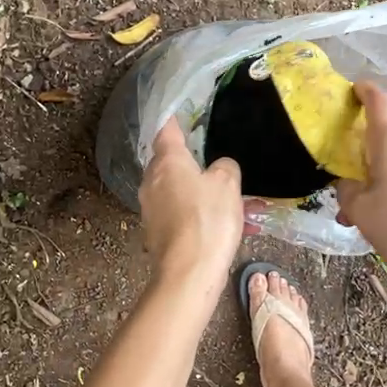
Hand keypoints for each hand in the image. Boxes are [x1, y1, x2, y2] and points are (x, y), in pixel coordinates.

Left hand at [139, 118, 243, 278]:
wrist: (189, 272)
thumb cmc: (208, 220)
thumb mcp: (228, 184)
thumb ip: (225, 166)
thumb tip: (218, 168)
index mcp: (167, 161)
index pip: (166, 130)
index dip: (176, 120)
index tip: (183, 113)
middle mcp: (152, 181)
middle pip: (171, 163)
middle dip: (193, 164)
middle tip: (218, 168)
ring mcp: (150, 208)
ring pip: (178, 191)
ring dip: (201, 193)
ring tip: (235, 205)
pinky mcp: (156, 232)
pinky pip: (180, 214)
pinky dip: (198, 215)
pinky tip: (225, 228)